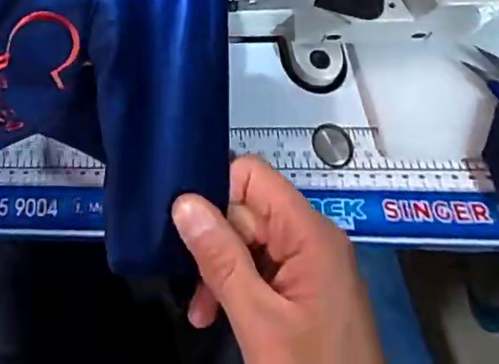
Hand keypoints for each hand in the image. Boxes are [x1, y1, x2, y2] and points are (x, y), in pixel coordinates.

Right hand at [172, 155, 382, 363]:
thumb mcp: (260, 322)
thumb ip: (221, 259)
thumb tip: (184, 202)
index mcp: (310, 233)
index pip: (253, 176)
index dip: (218, 195)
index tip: (190, 232)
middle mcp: (313, 237)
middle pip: (247, 210)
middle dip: (216, 244)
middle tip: (194, 290)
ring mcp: (312, 264)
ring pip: (250, 240)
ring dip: (222, 269)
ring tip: (203, 312)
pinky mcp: (308, 289)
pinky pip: (263, 266)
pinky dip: (239, 286)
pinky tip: (219, 314)